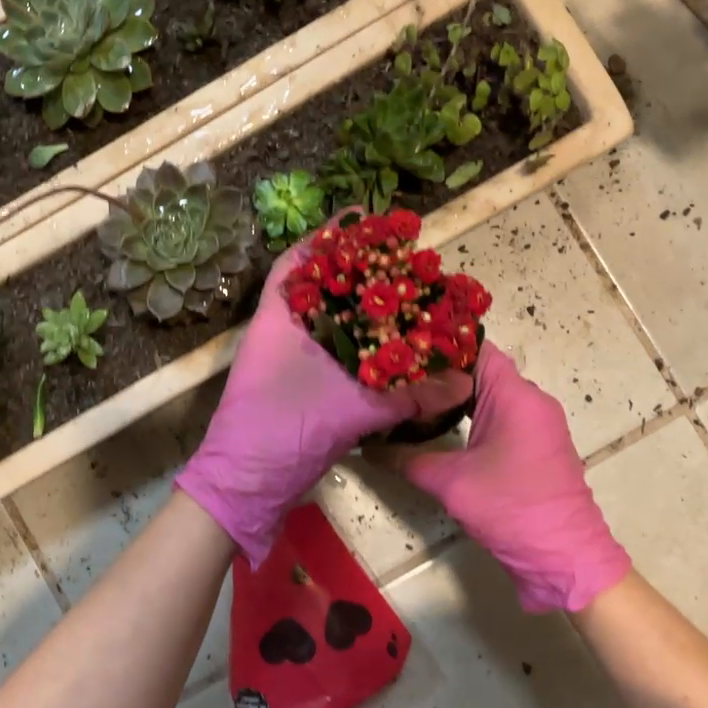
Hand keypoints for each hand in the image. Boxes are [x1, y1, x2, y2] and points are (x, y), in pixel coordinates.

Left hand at [176, 244, 463, 562]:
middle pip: (315, 289)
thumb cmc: (281, 434)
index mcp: (275, 323)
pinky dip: (355, 349)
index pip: (296, 264)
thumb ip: (407, 396)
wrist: (244, 489)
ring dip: (356, 311)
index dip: (326, 238)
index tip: (362, 219)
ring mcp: (284, 364)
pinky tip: (386, 348)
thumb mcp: (348, 411)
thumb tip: (462, 382)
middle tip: (397, 257)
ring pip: (323, 325)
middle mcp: (277, 336)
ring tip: (400, 293)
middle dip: (352, 272)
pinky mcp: (295, 390)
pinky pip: (329, 357)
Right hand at [381, 342, 630, 611]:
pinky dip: (467, 416)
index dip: (437, 348)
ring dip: (451, 397)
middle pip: (479, 370)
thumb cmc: (511, 510)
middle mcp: (530, 400)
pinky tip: (435, 427)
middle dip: (437, 374)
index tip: (401, 354)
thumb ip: (405, 459)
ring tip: (407, 400)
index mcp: (515, 396)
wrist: (564, 557)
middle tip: (393, 378)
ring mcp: (535, 423)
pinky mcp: (533, 445)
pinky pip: (497, 416)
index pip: (475, 349)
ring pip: (487, 394)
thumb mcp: (449, 483)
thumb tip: (365, 448)